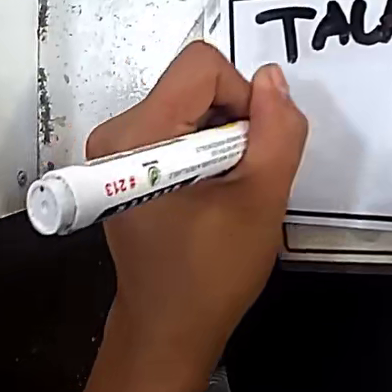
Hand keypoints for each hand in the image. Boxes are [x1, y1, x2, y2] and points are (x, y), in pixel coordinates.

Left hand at [86, 43, 307, 376]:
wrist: (166, 325)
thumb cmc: (210, 273)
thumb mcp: (261, 199)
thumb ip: (278, 130)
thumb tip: (271, 78)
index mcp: (138, 134)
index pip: (200, 67)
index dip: (242, 97)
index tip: (250, 149)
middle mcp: (115, 131)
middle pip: (192, 84)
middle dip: (231, 122)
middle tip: (239, 178)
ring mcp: (114, 146)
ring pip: (188, 104)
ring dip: (219, 138)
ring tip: (223, 190)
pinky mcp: (121, 161)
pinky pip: (174, 125)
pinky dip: (202, 148)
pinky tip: (208, 191)